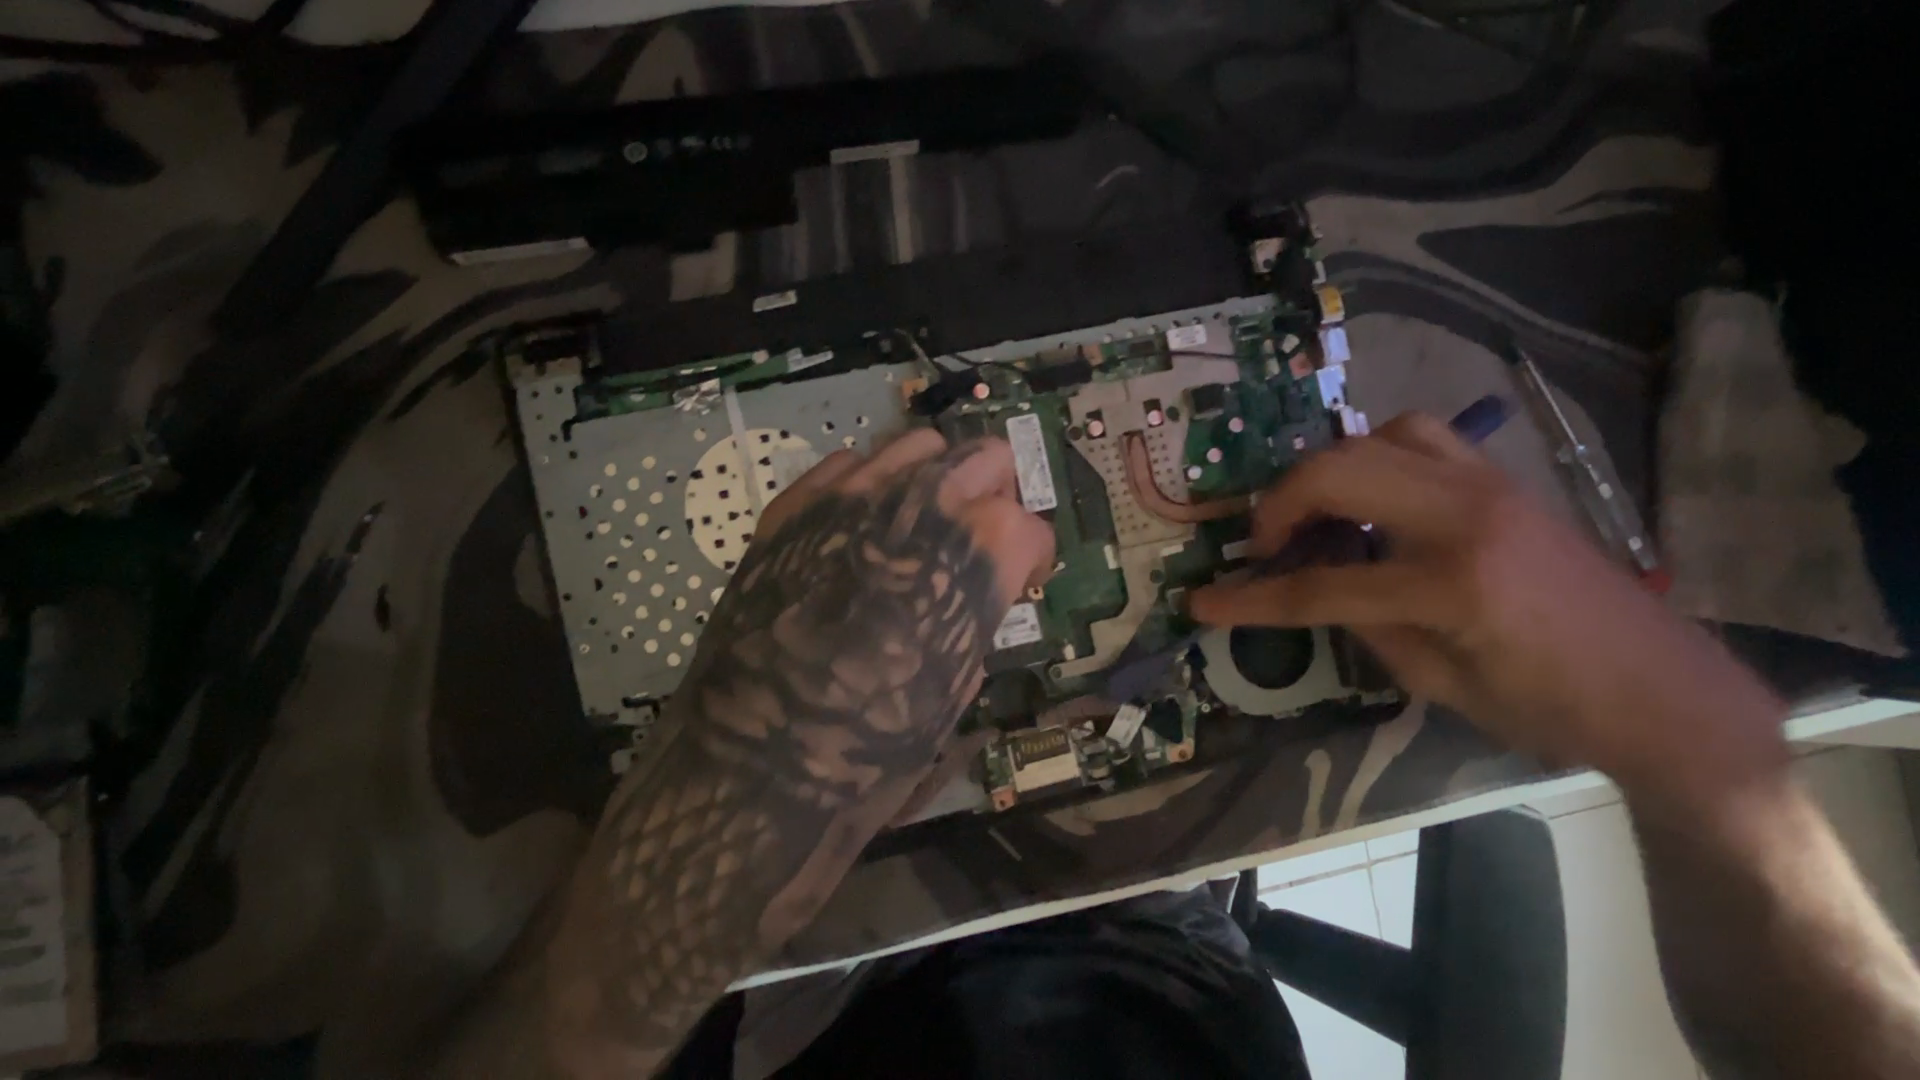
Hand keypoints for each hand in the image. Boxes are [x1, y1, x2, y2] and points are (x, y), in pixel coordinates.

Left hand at [681, 428, 1055, 805]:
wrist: (754, 759)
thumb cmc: (872, 744)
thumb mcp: (956, 690)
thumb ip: (976, 617)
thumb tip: (978, 591)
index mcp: (977, 555)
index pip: (1030, 525)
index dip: (1032, 557)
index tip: (1021, 579)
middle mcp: (922, 505)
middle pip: (984, 459)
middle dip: (995, 494)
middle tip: (981, 533)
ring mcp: (852, 495)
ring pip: (917, 444)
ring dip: (934, 478)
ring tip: (922, 520)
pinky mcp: (794, 505)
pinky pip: (849, 465)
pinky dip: (869, 486)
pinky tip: (860, 528)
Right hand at [1189, 412, 1785, 800]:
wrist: (1666, 690)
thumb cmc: (1552, 709)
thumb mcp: (1441, 685)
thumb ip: (1368, 628)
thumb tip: (1318, 592)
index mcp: (1451, 584)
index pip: (1322, 586)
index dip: (1252, 599)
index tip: (1203, 603)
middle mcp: (1467, 516)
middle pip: (1338, 474)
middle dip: (1279, 505)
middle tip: (1263, 545)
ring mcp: (1492, 487)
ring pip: (1380, 436)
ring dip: (1330, 469)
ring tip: (1316, 512)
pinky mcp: (1506, 481)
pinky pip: (1424, 439)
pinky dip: (1379, 455)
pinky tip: (1372, 496)